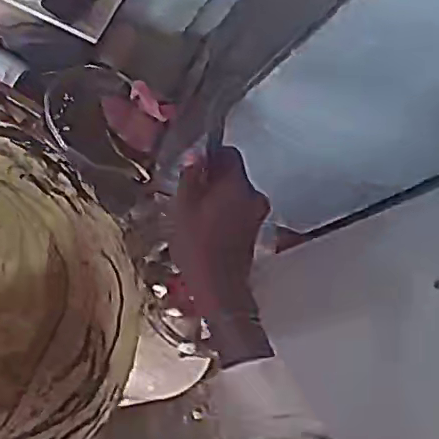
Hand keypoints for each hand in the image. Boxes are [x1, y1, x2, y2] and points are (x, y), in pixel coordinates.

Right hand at [162, 145, 272, 365]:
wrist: (218, 285)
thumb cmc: (196, 244)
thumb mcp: (182, 207)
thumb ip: (190, 178)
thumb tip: (195, 157)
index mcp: (236, 185)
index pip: (229, 153)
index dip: (209, 154)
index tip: (192, 164)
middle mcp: (253, 195)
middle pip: (233, 174)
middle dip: (212, 177)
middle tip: (187, 188)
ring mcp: (256, 214)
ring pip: (234, 193)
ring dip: (216, 196)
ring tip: (191, 210)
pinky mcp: (253, 230)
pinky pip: (237, 209)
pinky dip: (222, 211)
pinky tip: (202, 225)